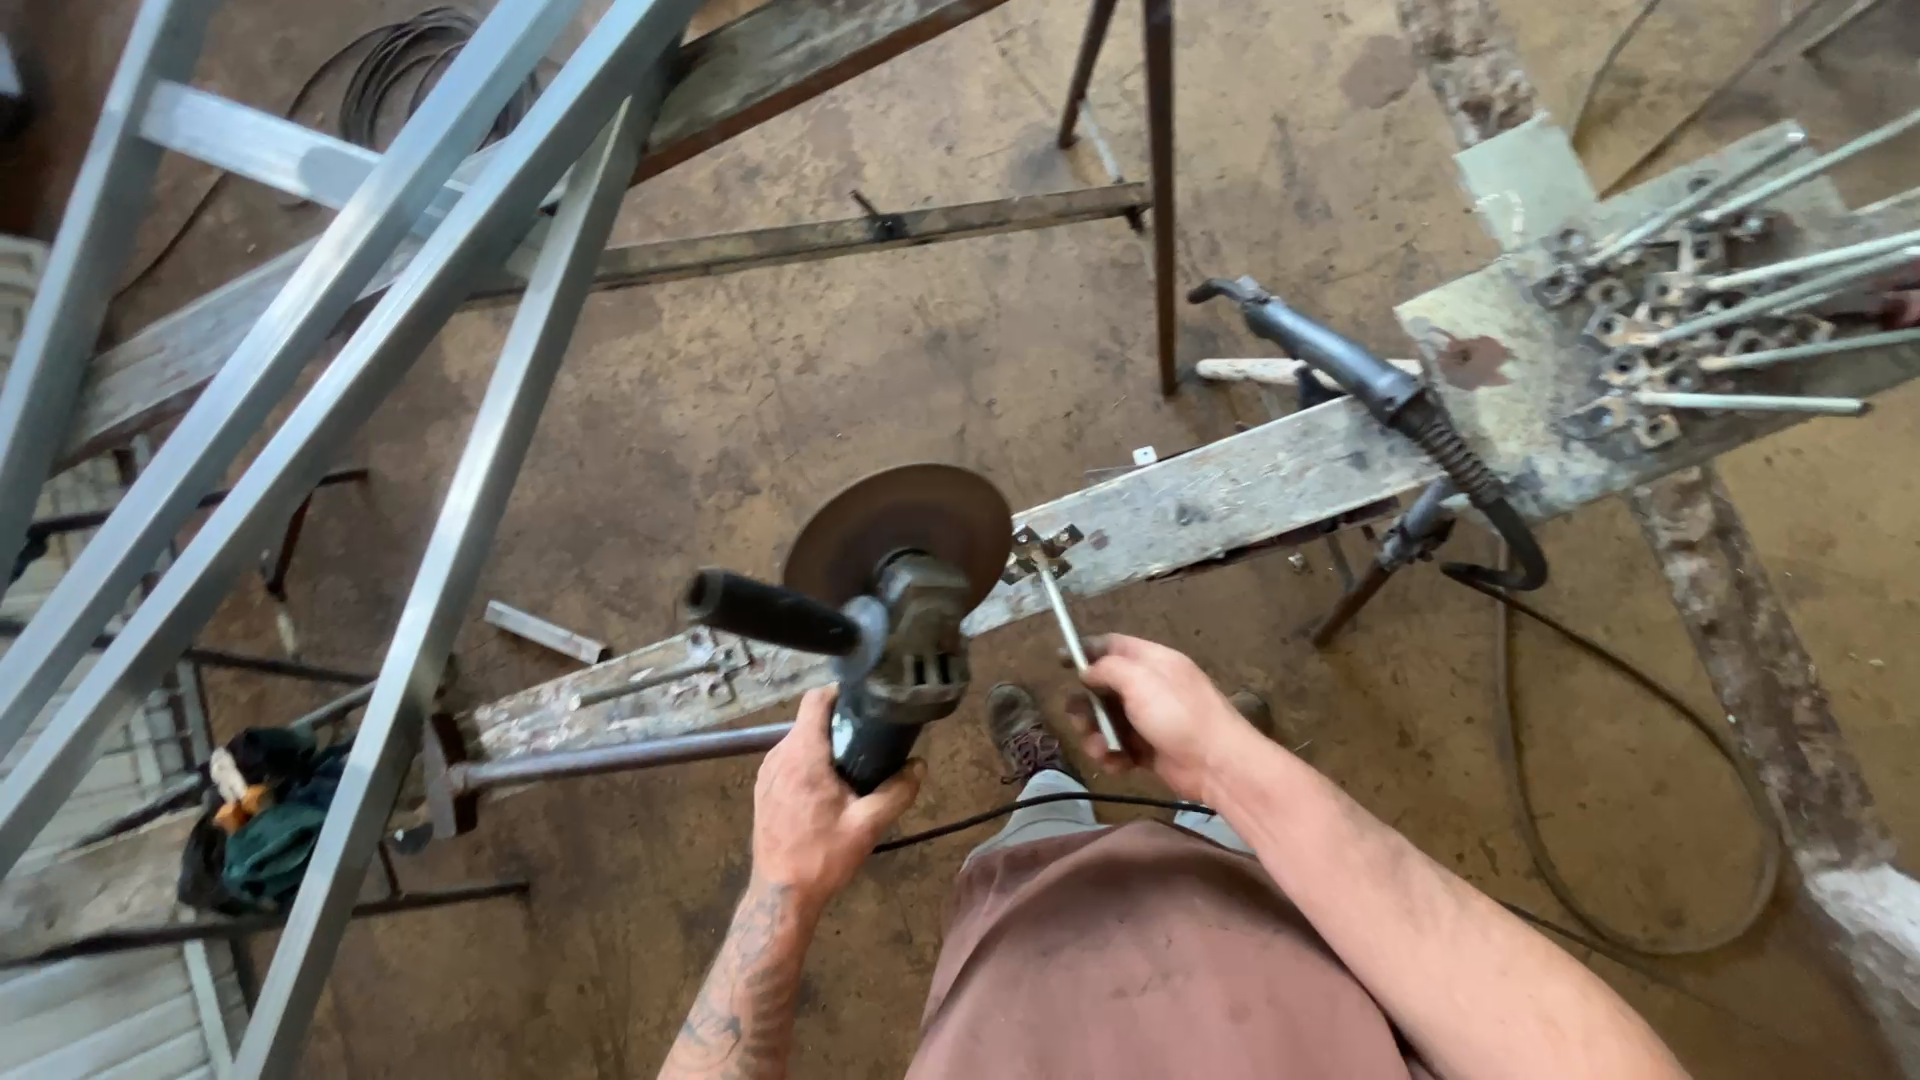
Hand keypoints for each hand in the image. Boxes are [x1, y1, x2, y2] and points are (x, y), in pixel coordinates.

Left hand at [752, 684, 923, 909]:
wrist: (780, 896)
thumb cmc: (823, 857)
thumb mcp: (868, 826)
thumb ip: (897, 791)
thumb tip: (919, 766)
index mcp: (803, 755)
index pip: (814, 700)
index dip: (839, 692)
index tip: (863, 700)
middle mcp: (779, 756)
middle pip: (808, 720)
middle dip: (837, 722)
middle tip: (868, 738)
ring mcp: (766, 772)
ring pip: (797, 739)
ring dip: (822, 743)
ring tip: (851, 763)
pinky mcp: (763, 789)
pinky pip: (788, 759)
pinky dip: (807, 760)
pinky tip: (827, 786)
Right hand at [1064, 634, 1258, 802]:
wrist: (1216, 764)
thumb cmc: (1178, 714)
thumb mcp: (1140, 680)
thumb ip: (1108, 668)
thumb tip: (1087, 671)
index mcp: (1152, 661)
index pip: (1113, 645)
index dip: (1086, 650)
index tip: (1061, 661)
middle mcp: (1149, 686)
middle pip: (1103, 687)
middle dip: (1085, 704)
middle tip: (1078, 718)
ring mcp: (1149, 719)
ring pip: (1107, 720)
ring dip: (1095, 734)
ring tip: (1099, 748)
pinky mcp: (1148, 749)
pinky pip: (1119, 746)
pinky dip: (1112, 755)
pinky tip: (1115, 764)